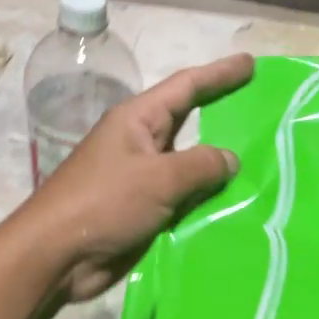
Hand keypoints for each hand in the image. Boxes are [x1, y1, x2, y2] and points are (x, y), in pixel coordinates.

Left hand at [24, 53, 255, 299]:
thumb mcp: (158, 178)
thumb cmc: (103, 203)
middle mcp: (140, 143)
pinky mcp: (143, 209)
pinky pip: (184, 196)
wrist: (57, 255)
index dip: (219, 73)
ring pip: (190, 164)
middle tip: (260, 109)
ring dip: (220, 165)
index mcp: (137, 120)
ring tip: (261, 159)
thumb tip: (231, 159)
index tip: (249, 63)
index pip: (186, 87)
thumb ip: (201, 165)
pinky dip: (208, 198)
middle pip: (190, 122)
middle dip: (223, 115)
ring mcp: (141, 177)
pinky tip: (237, 201)